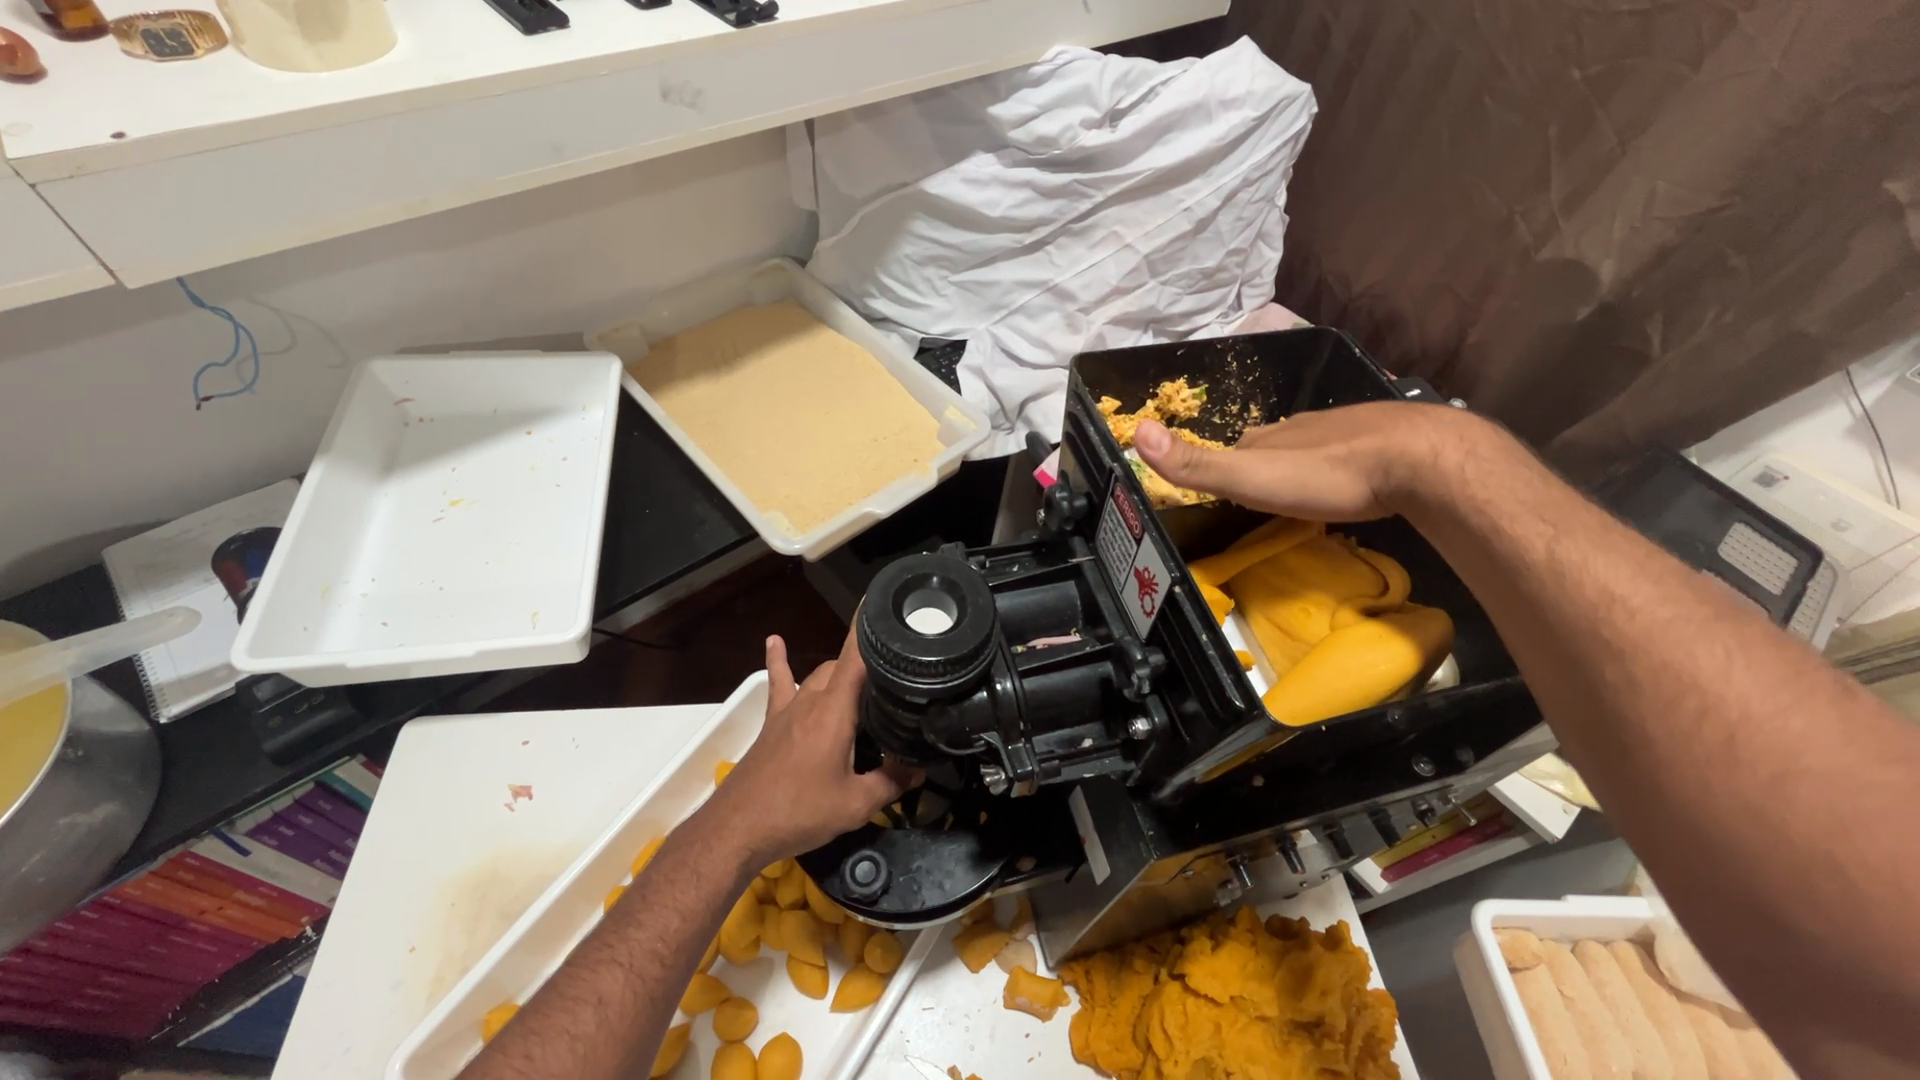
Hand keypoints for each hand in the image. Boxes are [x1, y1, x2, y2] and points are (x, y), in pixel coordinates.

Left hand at [709, 630, 915, 864]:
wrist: (738, 828)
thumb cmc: (799, 812)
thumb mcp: (855, 804)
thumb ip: (891, 783)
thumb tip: (919, 770)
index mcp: (834, 711)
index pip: (857, 658)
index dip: (872, 629)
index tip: (888, 605)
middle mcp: (811, 700)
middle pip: (842, 666)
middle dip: (868, 665)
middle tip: (895, 678)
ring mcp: (788, 709)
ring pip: (818, 675)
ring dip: (840, 673)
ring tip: (864, 680)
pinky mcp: (772, 722)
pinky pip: (779, 683)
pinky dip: (780, 661)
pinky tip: (776, 642)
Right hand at [1133, 402, 1487, 521]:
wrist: (1417, 462)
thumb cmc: (1326, 474)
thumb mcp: (1249, 477)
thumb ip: (1196, 464)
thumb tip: (1136, 432)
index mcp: (1267, 436)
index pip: (1233, 447)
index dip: (1223, 464)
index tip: (1221, 486)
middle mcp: (1301, 425)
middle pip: (1271, 443)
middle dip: (1263, 462)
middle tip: (1261, 491)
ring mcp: (1345, 429)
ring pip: (1312, 445)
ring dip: (1303, 463)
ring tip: (1303, 489)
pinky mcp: (1384, 440)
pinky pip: (1352, 451)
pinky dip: (1342, 464)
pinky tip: (1351, 480)